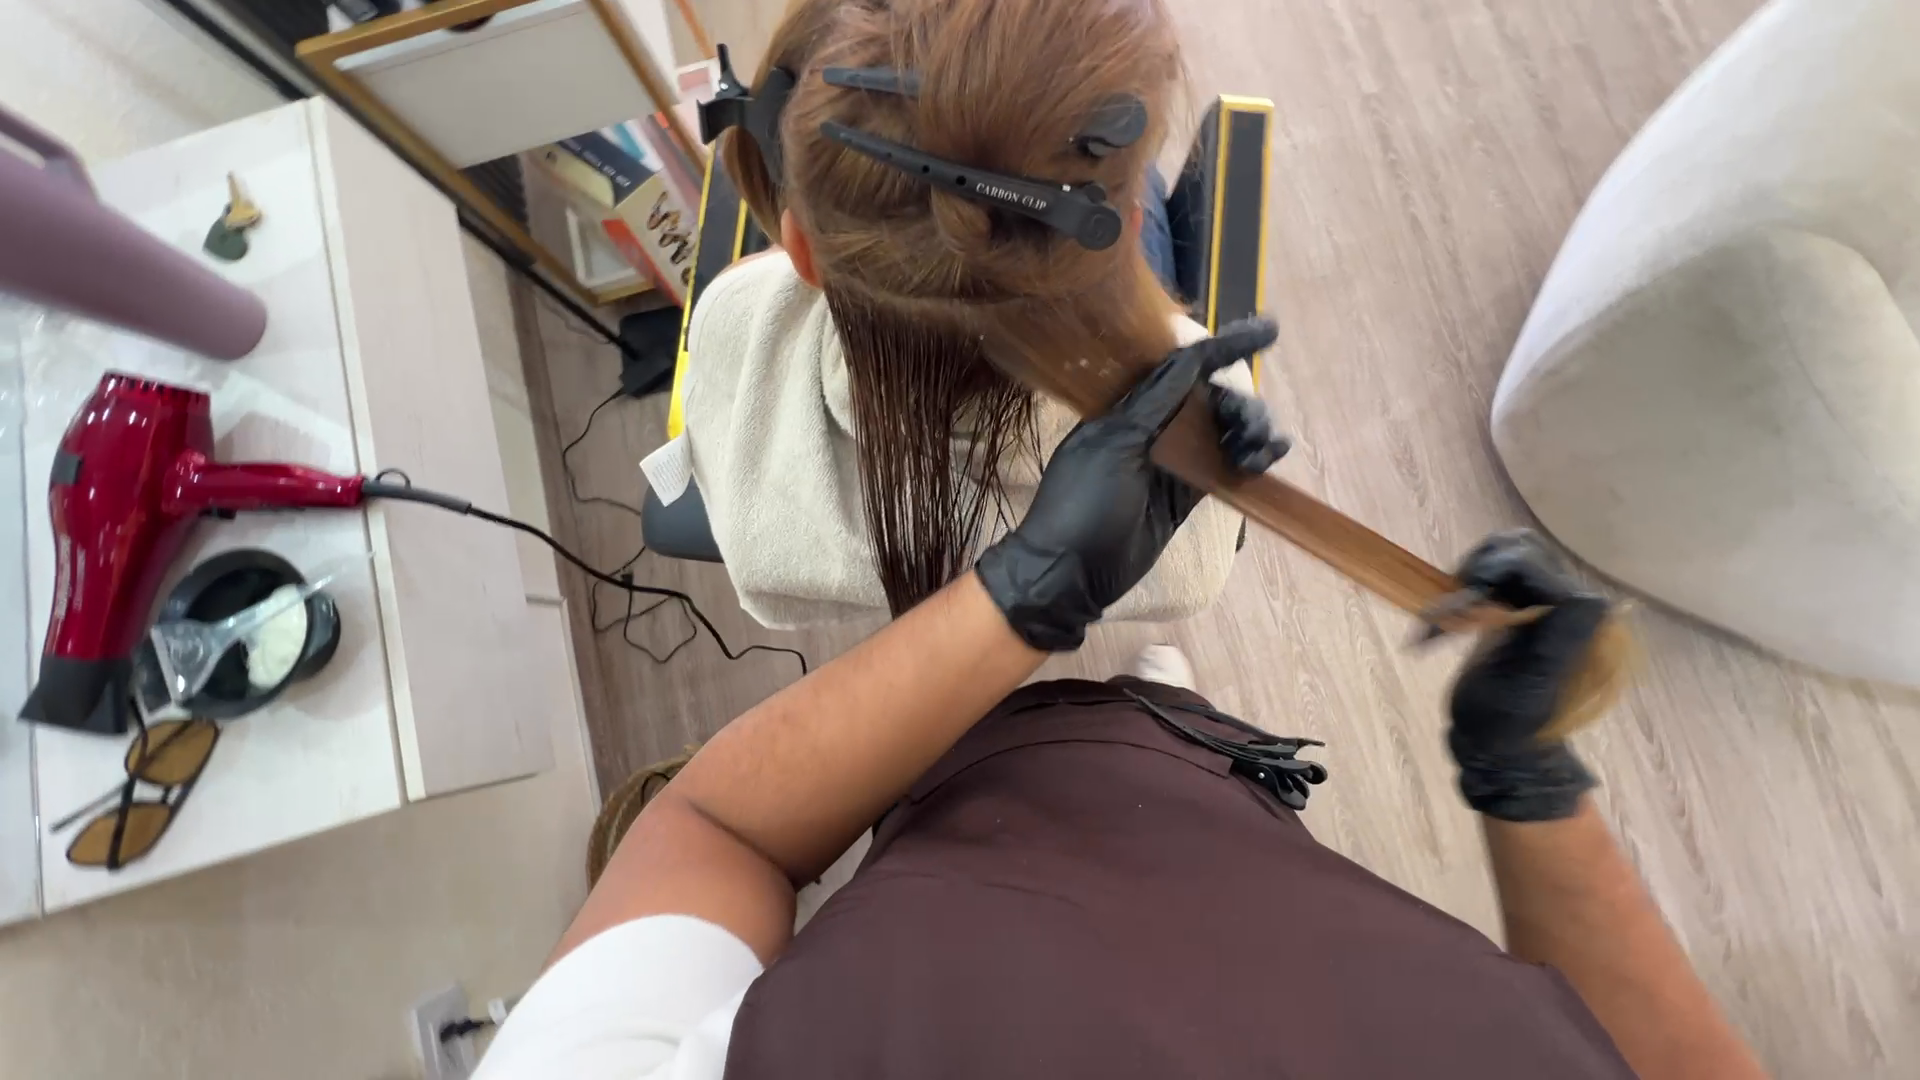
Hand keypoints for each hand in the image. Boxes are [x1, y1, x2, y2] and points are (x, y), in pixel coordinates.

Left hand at [975, 317, 1287, 650]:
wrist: (1070, 573)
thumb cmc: (1082, 505)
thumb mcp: (1113, 446)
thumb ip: (1155, 404)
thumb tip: (1191, 359)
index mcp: (1126, 410)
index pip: (1180, 368)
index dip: (1222, 349)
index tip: (1268, 332)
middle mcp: (1152, 429)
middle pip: (1209, 400)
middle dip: (1240, 403)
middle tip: (1252, 427)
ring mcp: (1170, 464)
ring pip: (1222, 433)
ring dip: (1250, 431)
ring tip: (1261, 448)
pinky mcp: (1184, 497)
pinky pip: (1224, 469)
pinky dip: (1249, 461)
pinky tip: (1267, 460)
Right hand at [1447, 530, 1610, 820]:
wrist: (1494, 745)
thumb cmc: (1509, 723)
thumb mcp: (1532, 686)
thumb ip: (1555, 641)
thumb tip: (1588, 597)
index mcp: (1574, 622)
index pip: (1534, 565)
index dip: (1494, 570)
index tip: (1464, 598)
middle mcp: (1561, 608)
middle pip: (1520, 550)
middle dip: (1479, 570)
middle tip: (1454, 605)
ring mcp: (1534, 609)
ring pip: (1502, 556)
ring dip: (1467, 577)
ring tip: (1446, 612)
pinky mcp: (1510, 615)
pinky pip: (1486, 578)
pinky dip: (1457, 592)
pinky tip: (1437, 622)